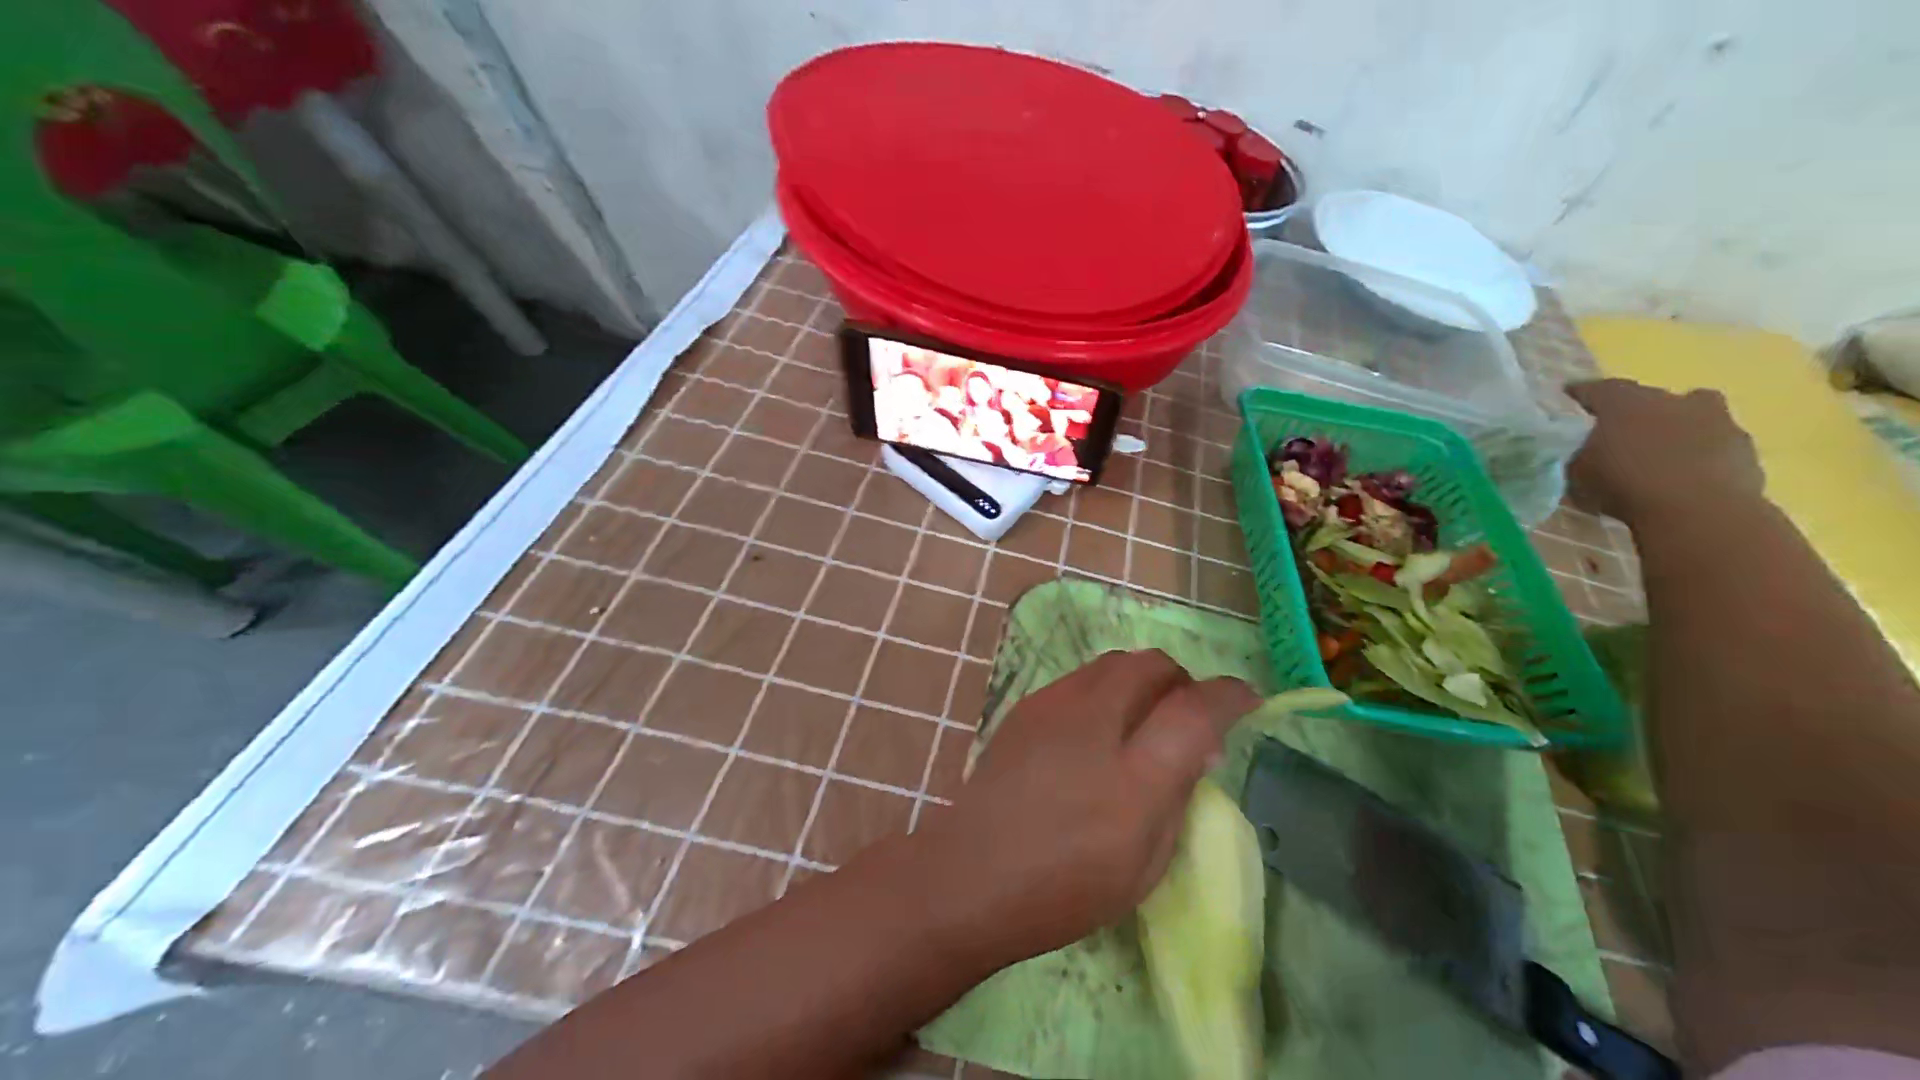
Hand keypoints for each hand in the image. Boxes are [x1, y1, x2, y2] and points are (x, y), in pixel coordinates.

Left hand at [906, 649, 1259, 964]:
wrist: (970, 874)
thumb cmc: (1064, 889)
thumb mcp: (1144, 865)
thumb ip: (1177, 797)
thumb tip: (1199, 749)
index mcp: (1134, 775)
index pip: (1196, 708)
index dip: (1230, 696)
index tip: (1247, 700)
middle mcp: (1094, 722)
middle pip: (1153, 665)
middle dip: (1182, 681)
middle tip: (1187, 715)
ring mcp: (1053, 707)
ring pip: (1115, 662)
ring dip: (1142, 680)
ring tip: (1141, 720)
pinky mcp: (1026, 705)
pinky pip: (1081, 678)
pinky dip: (1106, 689)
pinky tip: (1096, 729)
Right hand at [1566, 379, 1763, 525]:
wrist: (1699, 511)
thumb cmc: (1624, 486)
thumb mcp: (1575, 473)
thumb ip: (1574, 453)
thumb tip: (1574, 449)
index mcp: (1625, 401)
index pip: (1595, 389)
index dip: (1580, 397)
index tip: (1568, 405)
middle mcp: (1671, 399)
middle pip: (1649, 399)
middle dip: (1633, 413)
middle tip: (1617, 434)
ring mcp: (1716, 420)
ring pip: (1689, 416)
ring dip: (1674, 430)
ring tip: (1657, 456)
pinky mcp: (1744, 446)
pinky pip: (1713, 443)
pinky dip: (1699, 454)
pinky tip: (1685, 477)